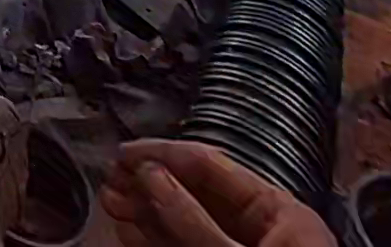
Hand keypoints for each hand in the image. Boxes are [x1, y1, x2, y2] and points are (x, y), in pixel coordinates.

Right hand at [101, 140, 335, 246]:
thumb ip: (193, 220)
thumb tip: (149, 173)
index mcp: (281, 215)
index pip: (209, 164)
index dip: (161, 154)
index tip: (121, 155)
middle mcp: (265, 231)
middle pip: (194, 191)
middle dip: (148, 186)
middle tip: (109, 183)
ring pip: (186, 220)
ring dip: (146, 211)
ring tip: (111, 206)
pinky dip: (157, 240)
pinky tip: (129, 234)